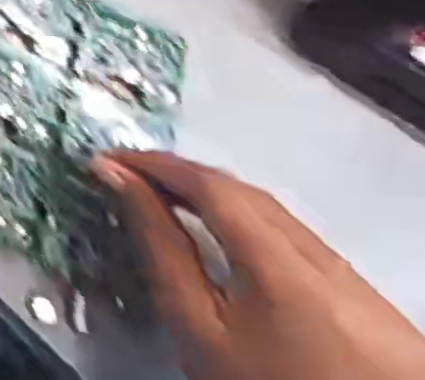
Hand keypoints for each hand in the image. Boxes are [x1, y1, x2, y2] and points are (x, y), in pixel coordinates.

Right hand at [95, 151, 424, 379]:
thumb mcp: (196, 323)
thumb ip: (160, 246)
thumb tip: (117, 178)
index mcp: (290, 275)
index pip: (216, 191)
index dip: (157, 164)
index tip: (108, 158)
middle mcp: (336, 271)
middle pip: (251, 197)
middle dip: (183, 174)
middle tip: (128, 170)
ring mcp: (364, 288)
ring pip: (279, 216)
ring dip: (215, 195)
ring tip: (163, 193)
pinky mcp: (375, 305)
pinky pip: (299, 240)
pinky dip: (247, 219)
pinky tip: (218, 228)